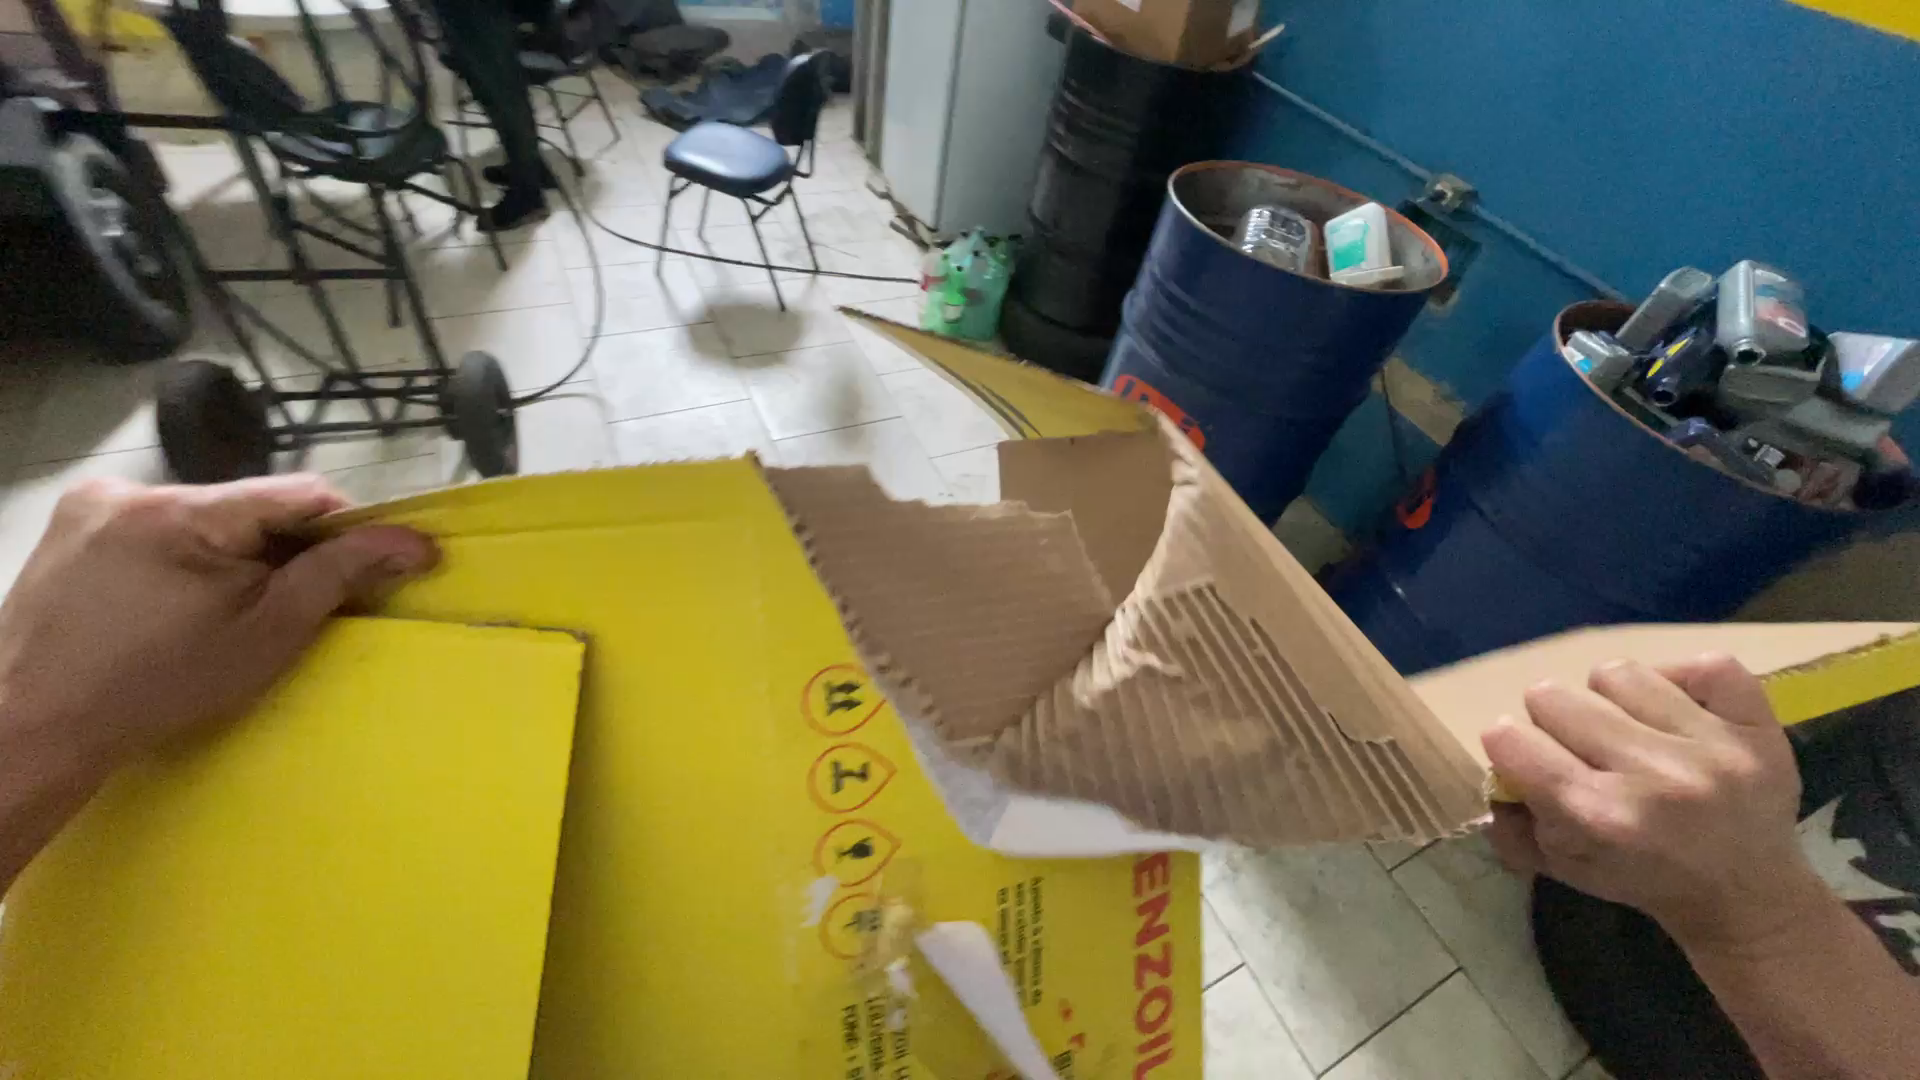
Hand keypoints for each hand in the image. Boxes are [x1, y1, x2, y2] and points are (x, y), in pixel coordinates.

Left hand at [0, 474, 437, 784]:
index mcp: (183, 512)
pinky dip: (203, 552)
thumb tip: (418, 542)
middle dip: (292, 544)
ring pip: (219, 513)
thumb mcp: (273, 628)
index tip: (362, 569)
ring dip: (248, 549)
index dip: (348, 527)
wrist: (28, 729)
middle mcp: (133, 489)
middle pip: (258, 502)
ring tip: (242, 601)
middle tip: (299, 597)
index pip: (303, 492)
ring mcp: (96, 504)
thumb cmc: (163, 683)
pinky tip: (192, 594)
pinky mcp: (76, 524)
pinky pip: (173, 523)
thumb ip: (344, 571)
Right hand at [1481, 655, 1827, 949]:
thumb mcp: (1556, 864)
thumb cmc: (1639, 877)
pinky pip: (1706, 666)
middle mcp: (1654, 776)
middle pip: (1550, 695)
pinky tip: (1678, 712)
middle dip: (1553, 721)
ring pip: (1614, 673)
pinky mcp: (1759, 732)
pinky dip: (1683, 681)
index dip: (1509, 745)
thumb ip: (1508, 821)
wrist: (1752, 899)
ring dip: (1610, 699)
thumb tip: (1491, 775)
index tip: (1528, 759)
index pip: (1507, 737)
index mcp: (1598, 813)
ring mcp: (1712, 750)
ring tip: (1629, 729)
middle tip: (1580, 748)